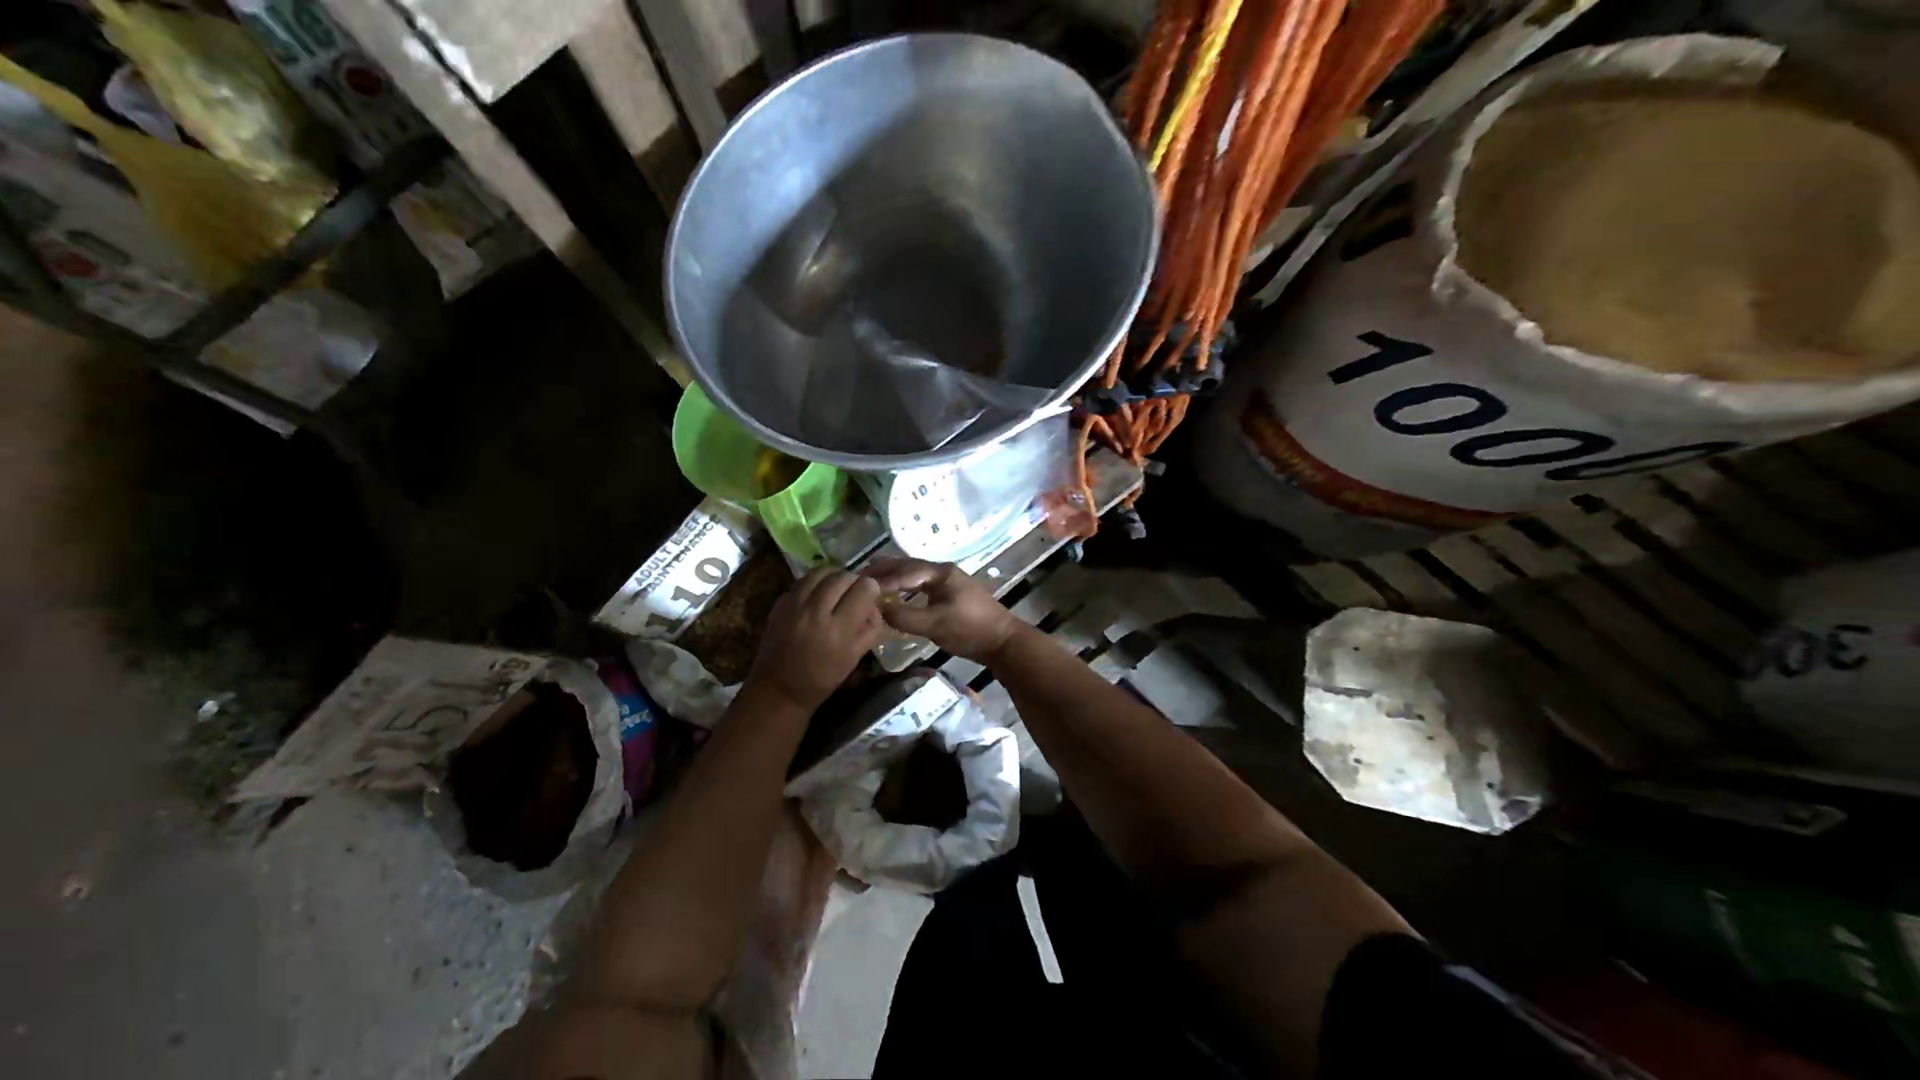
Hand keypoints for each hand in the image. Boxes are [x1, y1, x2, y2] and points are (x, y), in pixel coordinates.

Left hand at [747, 566, 885, 710]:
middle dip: (854, 581)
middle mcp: (816, 611)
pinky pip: (804, 580)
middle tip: (855, 593)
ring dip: (835, 576)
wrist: (778, 688)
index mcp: (838, 629)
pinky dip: (816, 583)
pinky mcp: (780, 602)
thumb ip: (870, 628)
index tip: (870, 597)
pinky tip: (818, 596)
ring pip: (822, 572)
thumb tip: (875, 606)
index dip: (872, 589)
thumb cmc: (822, 678)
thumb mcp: (854, 657)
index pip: (864, 588)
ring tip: (837, 589)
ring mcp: (795, 604)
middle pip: (844, 576)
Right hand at [862, 558, 1019, 662]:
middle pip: (907, 566)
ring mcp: (947, 582)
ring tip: (870, 583)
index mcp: (940, 572)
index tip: (859, 586)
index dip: (880, 579)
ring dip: (892, 578)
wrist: (1003, 642)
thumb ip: (905, 616)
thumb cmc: (970, 630)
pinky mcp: (949, 594)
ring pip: (913, 575)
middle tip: (857, 577)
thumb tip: (878, 608)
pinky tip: (894, 596)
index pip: (903, 571)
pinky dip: (903, 587)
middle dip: (883, 571)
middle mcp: (942, 571)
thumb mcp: (934, 624)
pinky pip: (919, 585)